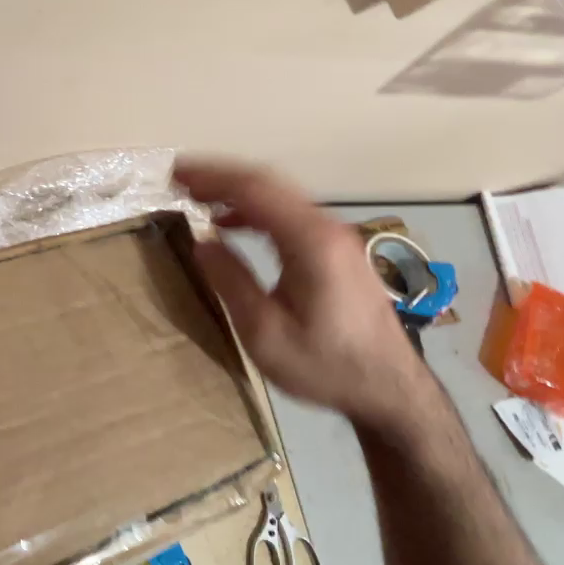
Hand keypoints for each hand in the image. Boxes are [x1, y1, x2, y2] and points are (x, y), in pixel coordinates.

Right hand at [174, 158, 429, 429]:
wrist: (390, 390)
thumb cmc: (325, 366)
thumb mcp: (265, 334)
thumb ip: (231, 282)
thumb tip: (201, 243)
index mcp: (310, 242)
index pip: (254, 189)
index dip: (210, 176)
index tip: (173, 174)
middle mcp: (327, 228)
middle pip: (268, 182)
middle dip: (219, 176)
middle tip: (177, 178)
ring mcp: (336, 236)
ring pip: (280, 195)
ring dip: (236, 190)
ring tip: (196, 196)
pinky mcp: (338, 250)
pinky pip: (290, 213)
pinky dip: (255, 208)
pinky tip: (232, 223)